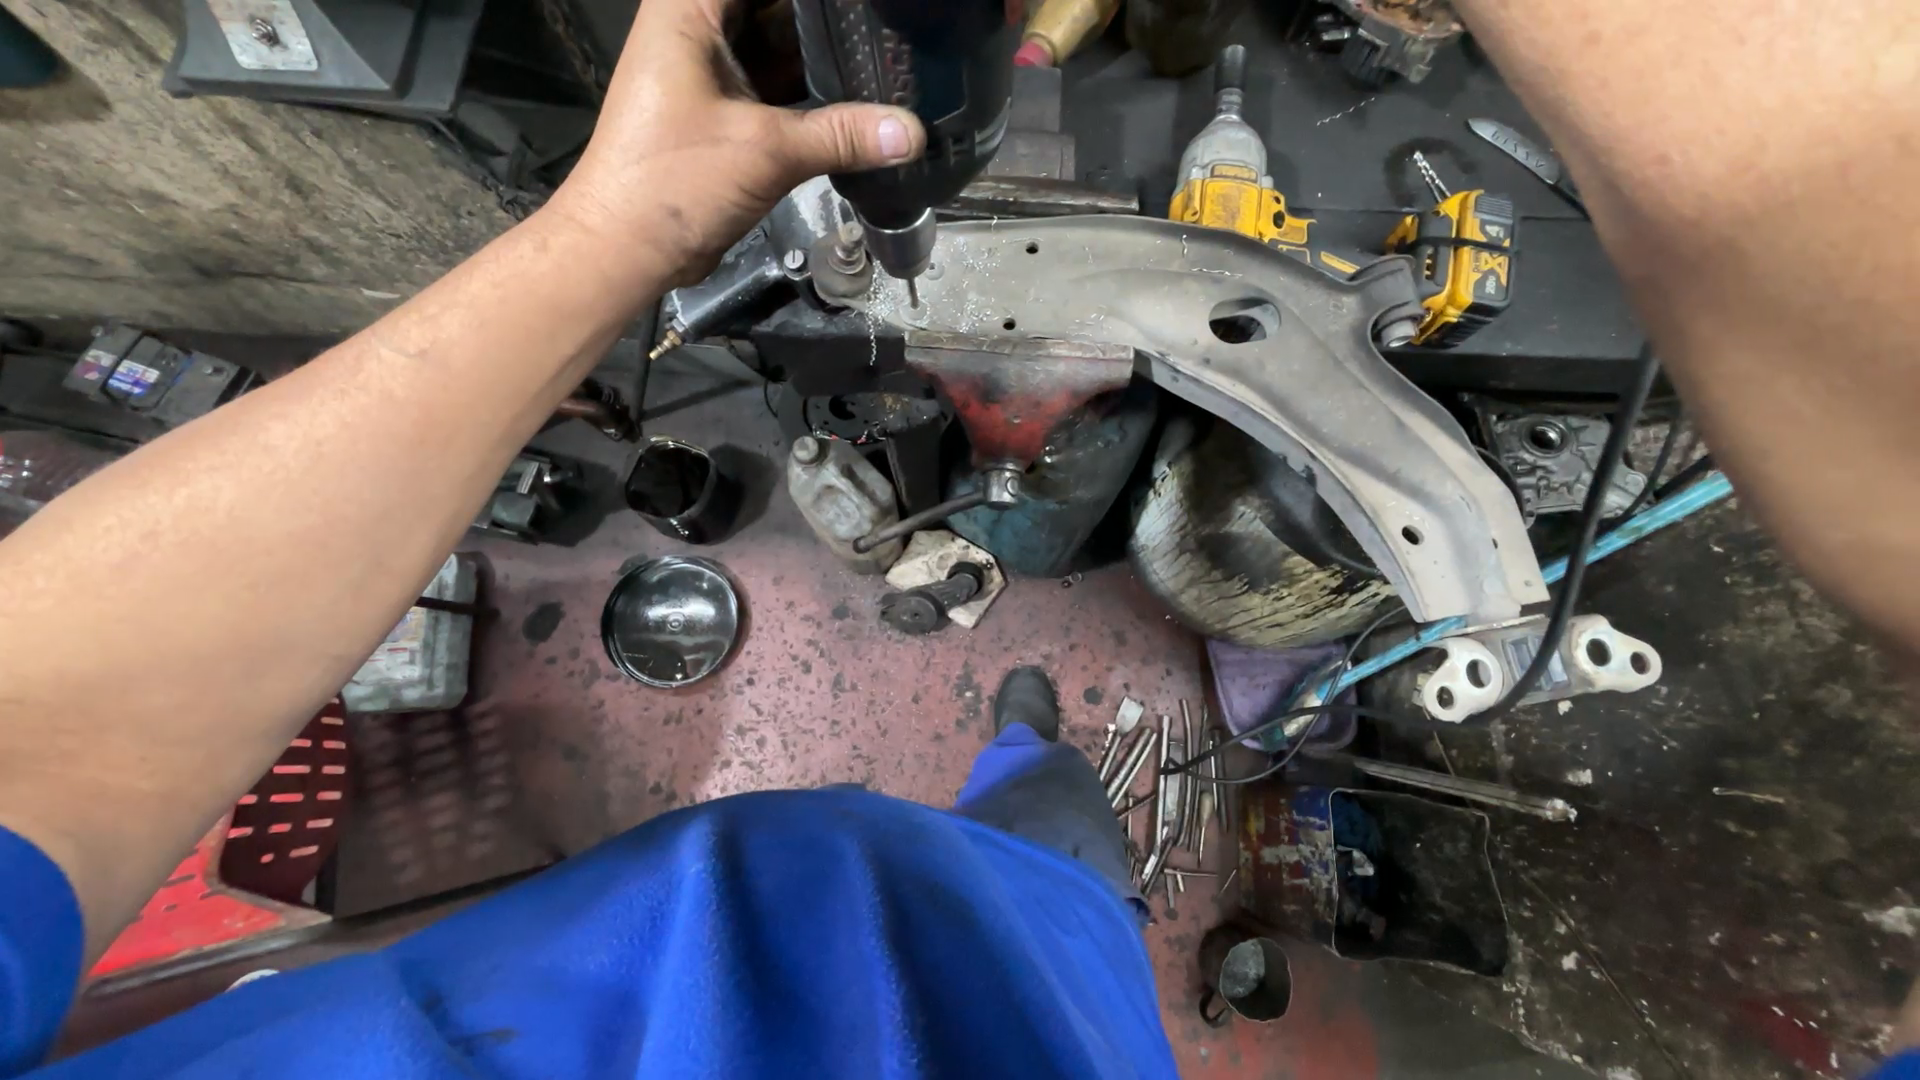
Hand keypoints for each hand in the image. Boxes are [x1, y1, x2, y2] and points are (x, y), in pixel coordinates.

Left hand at [548, 0, 925, 285]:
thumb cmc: (676, 180)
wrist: (628, 248)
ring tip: (886, 61)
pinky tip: (861, 103)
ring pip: (781, 50)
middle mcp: (701, 28)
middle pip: (776, 9)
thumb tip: (913, 133)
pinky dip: (814, 99)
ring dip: (827, 60)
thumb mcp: (766, 150)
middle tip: (888, 31)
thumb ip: (843, 136)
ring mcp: (715, 75)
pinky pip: (779, 91)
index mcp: (692, 7)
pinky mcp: (727, 116)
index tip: (869, 4)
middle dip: (829, 21)